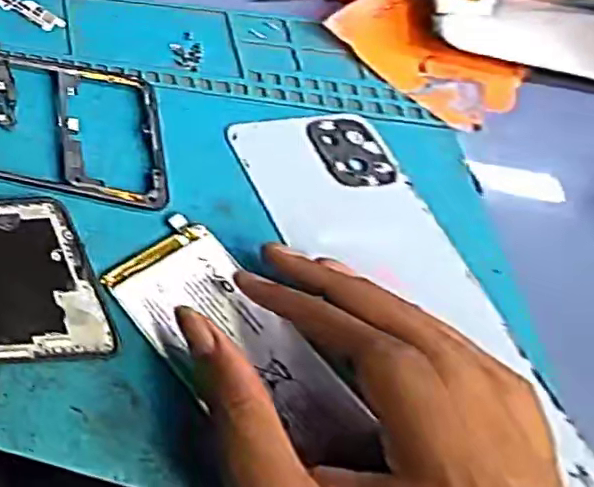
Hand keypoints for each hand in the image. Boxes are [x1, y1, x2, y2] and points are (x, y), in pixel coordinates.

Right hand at [175, 244, 555, 486]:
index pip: (382, 355)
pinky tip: (396, 332)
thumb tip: (197, 327)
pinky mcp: (531, 482)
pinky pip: (497, 391)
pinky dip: (439, 344)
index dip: (308, 307)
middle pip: (433, 347)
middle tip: (284, 263)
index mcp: (454, 476)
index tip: (252, 284)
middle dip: (349, 293)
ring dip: (396, 311)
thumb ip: (237, 407)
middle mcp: (510, 473)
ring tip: (332, 282)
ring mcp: (532, 478)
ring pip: (474, 364)